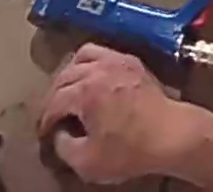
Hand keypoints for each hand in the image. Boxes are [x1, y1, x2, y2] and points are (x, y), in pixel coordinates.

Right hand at [37, 44, 204, 183]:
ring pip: (82, 55)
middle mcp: (97, 68)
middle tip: (51, 114)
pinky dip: (89, 61)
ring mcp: (116, 59)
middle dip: (53, 95)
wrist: (168, 132)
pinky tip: (91, 76)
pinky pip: (102, 51)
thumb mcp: (88, 162)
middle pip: (64, 75)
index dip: (44, 119)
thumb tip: (59, 134)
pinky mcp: (130, 60)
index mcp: (85, 91)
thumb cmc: (128, 149)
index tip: (43, 133)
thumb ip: (65, 147)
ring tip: (68, 90)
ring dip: (69, 72)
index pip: (54, 101)